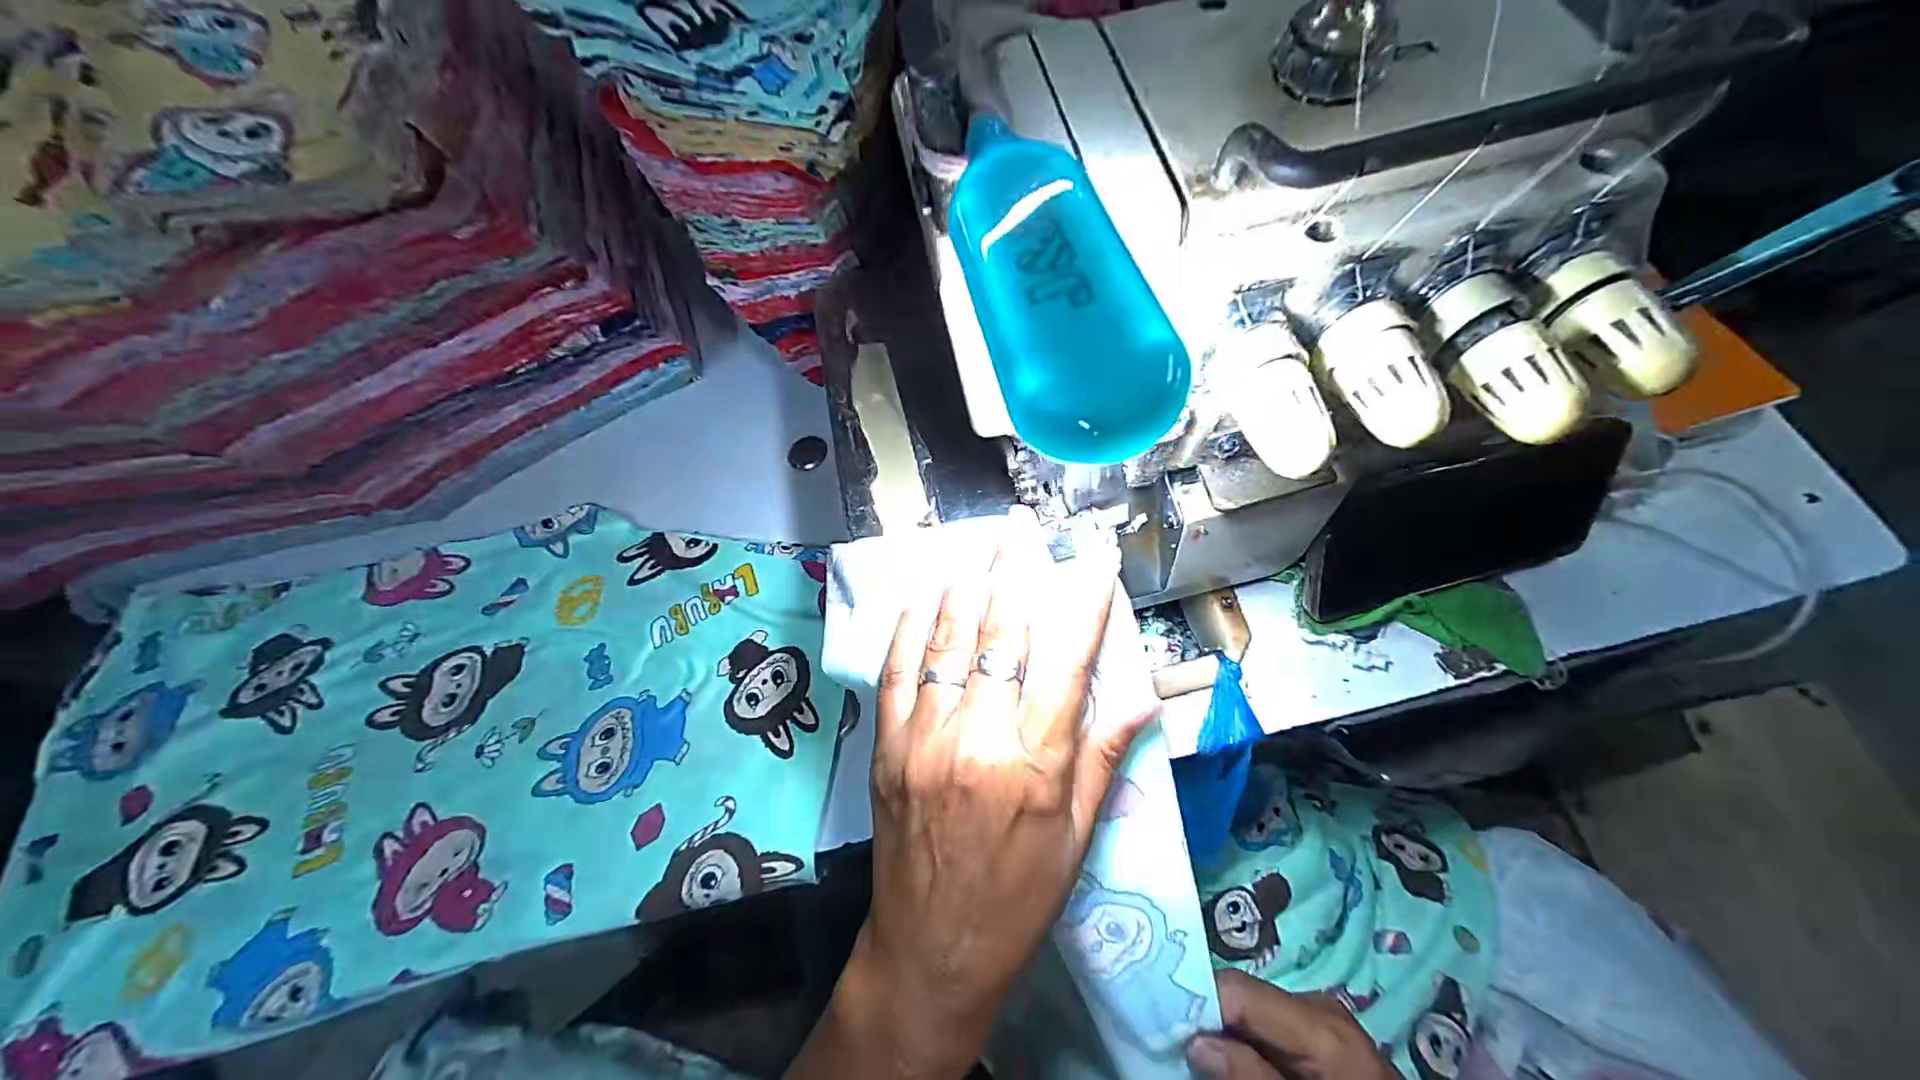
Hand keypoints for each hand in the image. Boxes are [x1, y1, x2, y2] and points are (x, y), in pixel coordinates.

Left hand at [788, 512, 1150, 1078]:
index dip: (1083, 604)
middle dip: (1015, 580)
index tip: (1093, 562)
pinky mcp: (886, 750)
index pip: (1068, 664)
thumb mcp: (1077, 837)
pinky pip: (897, 675)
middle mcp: (979, 741)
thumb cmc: (1018, 898)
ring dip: (965, 594)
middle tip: (1021, 537)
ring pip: (947, 647)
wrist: (933, 948)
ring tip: (978, 557)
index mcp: (1036, 765)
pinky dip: (911, 632)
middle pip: (1001, 640)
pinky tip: (923, 602)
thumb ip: (1105, 759)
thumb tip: (1145, 700)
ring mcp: (924, 741)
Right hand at [1187, 970, 1398, 1079]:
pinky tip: (1234, 1059)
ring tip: (1200, 1055)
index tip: (1162, 1023)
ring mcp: (1324, 1018)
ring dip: (1225, 1030)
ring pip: (1253, 1008)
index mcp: (1319, 1027)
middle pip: (1243, 996)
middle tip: (1175, 1044)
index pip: (1238, 991)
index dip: (1196, 1002)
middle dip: (1208, 1018)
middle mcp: (1319, 1008)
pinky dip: (1248, 1039)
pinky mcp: (1325, 1035)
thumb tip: (1196, 1041)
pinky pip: (1272, 1024)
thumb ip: (1252, 1078)